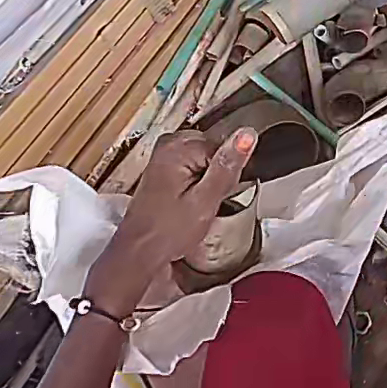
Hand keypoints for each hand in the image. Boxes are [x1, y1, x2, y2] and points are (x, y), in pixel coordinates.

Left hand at [86, 129, 255, 314]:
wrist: (140, 251)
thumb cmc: (167, 231)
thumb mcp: (206, 200)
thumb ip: (227, 166)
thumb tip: (246, 136)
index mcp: (178, 147)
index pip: (225, 147)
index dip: (227, 174)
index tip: (216, 194)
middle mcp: (168, 145)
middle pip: (215, 151)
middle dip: (217, 176)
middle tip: (205, 202)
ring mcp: (164, 155)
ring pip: (206, 161)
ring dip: (208, 182)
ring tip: (195, 204)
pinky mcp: (163, 167)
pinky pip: (194, 168)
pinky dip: (196, 184)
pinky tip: (188, 202)